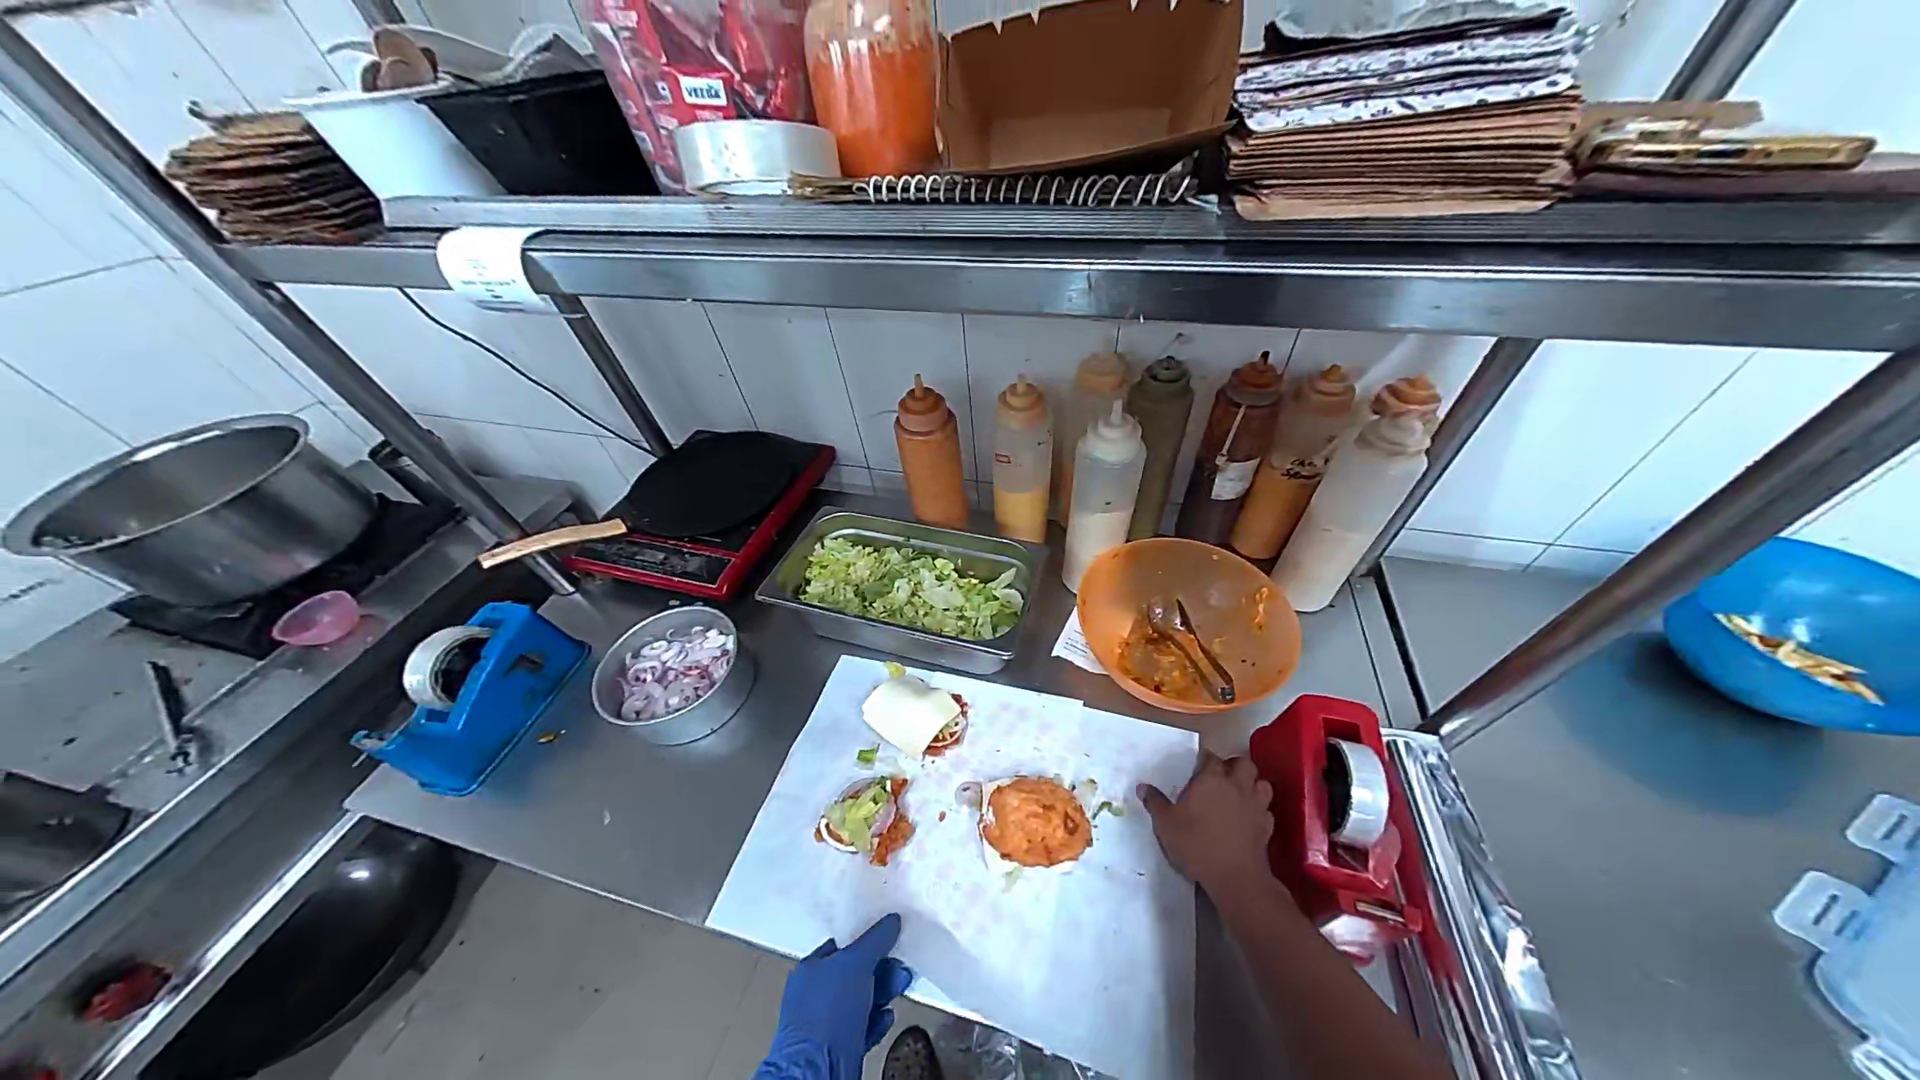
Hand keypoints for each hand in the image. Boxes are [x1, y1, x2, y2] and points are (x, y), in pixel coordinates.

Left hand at [757, 914, 913, 1079]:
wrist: (819, 1073)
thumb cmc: (826, 1015)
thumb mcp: (855, 963)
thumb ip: (875, 940)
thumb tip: (891, 921)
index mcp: (811, 970)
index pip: (840, 947)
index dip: (864, 940)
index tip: (887, 937)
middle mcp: (815, 997)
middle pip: (854, 974)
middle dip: (880, 969)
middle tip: (900, 964)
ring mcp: (827, 1025)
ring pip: (862, 1001)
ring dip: (883, 993)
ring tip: (900, 985)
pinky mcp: (841, 1048)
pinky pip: (864, 1028)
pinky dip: (877, 1021)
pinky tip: (886, 1016)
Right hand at [1139, 751, 1280, 902]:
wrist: (1235, 878)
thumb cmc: (1196, 844)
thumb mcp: (1166, 824)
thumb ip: (1155, 803)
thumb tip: (1142, 787)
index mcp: (1211, 779)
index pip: (1210, 757)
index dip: (1203, 759)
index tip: (1195, 767)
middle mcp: (1236, 785)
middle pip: (1243, 763)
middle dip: (1233, 765)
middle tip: (1220, 777)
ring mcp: (1256, 805)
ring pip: (1261, 783)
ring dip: (1252, 784)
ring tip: (1238, 794)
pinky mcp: (1267, 826)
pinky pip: (1266, 809)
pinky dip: (1259, 809)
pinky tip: (1248, 818)